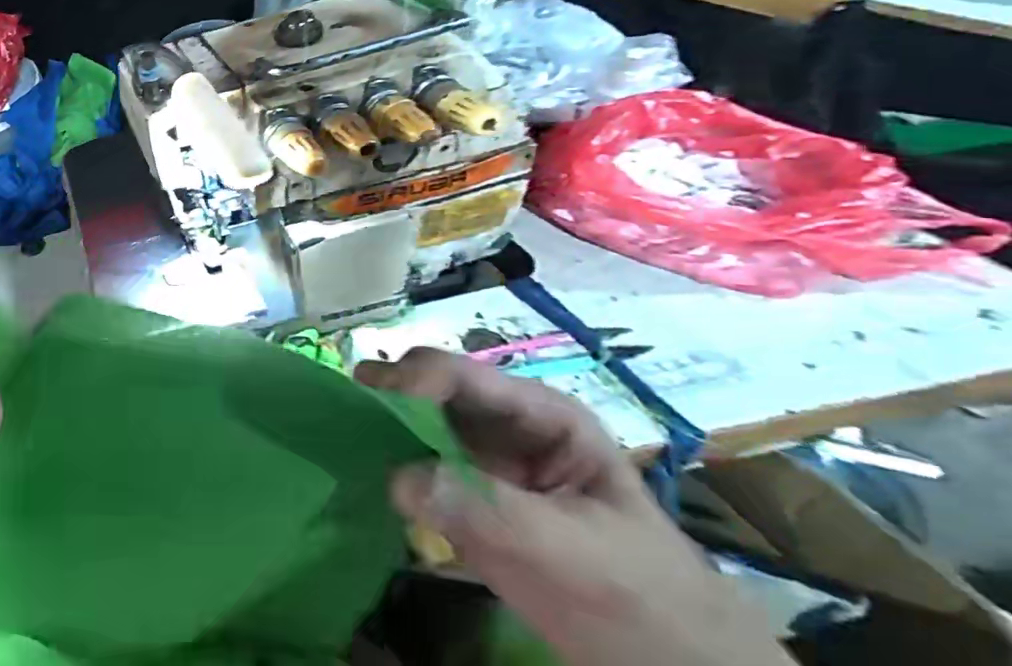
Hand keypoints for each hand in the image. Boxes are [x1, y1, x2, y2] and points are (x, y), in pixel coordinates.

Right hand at [356, 350, 790, 665]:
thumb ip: (490, 511)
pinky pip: (419, 475)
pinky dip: (389, 470)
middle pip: (432, 392)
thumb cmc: (640, 597)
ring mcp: (484, 465)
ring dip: (382, 429)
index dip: (416, 380)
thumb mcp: (573, 552)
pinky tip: (362, 475)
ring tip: (341, 437)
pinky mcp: (468, 503)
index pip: (465, 376)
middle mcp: (505, 426)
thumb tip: (398, 477)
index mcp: (540, 414)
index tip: (374, 402)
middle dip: (388, 394)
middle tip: (343, 409)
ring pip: (419, 429)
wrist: (670, 665)